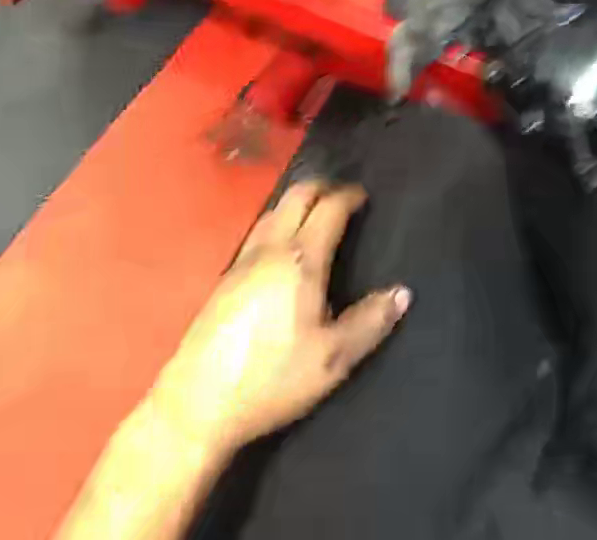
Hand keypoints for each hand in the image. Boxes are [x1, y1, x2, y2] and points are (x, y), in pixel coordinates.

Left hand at [145, 181, 411, 457]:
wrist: (194, 410)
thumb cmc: (271, 379)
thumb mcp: (333, 358)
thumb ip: (371, 321)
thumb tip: (403, 293)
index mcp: (301, 261)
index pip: (329, 208)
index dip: (350, 196)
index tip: (365, 197)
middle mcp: (269, 251)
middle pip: (296, 196)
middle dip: (323, 187)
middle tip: (343, 195)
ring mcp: (241, 263)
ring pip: (273, 212)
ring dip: (298, 202)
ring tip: (316, 213)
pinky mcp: (222, 281)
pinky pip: (257, 232)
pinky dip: (278, 221)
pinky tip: (282, 245)